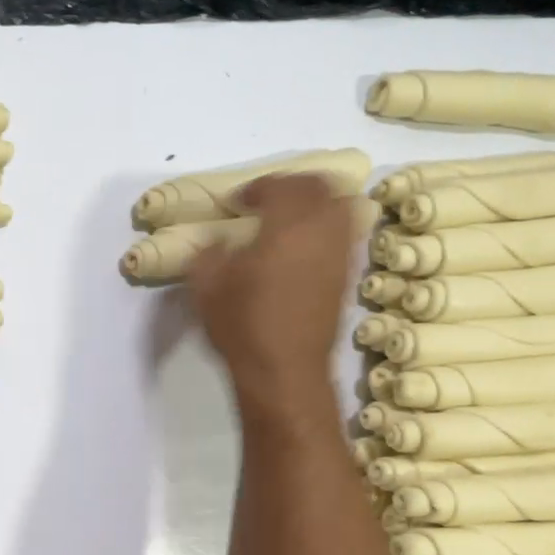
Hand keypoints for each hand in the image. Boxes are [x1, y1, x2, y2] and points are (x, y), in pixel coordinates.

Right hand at [187, 173, 358, 414]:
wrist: (284, 368)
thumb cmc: (242, 326)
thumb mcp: (207, 289)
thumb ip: (209, 254)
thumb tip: (218, 240)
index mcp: (286, 226)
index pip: (279, 187)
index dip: (257, 188)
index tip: (237, 201)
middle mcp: (323, 229)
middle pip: (319, 186)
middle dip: (292, 187)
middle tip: (266, 200)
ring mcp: (341, 249)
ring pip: (340, 204)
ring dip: (315, 203)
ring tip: (289, 218)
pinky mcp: (347, 271)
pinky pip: (344, 230)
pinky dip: (325, 226)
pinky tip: (302, 245)